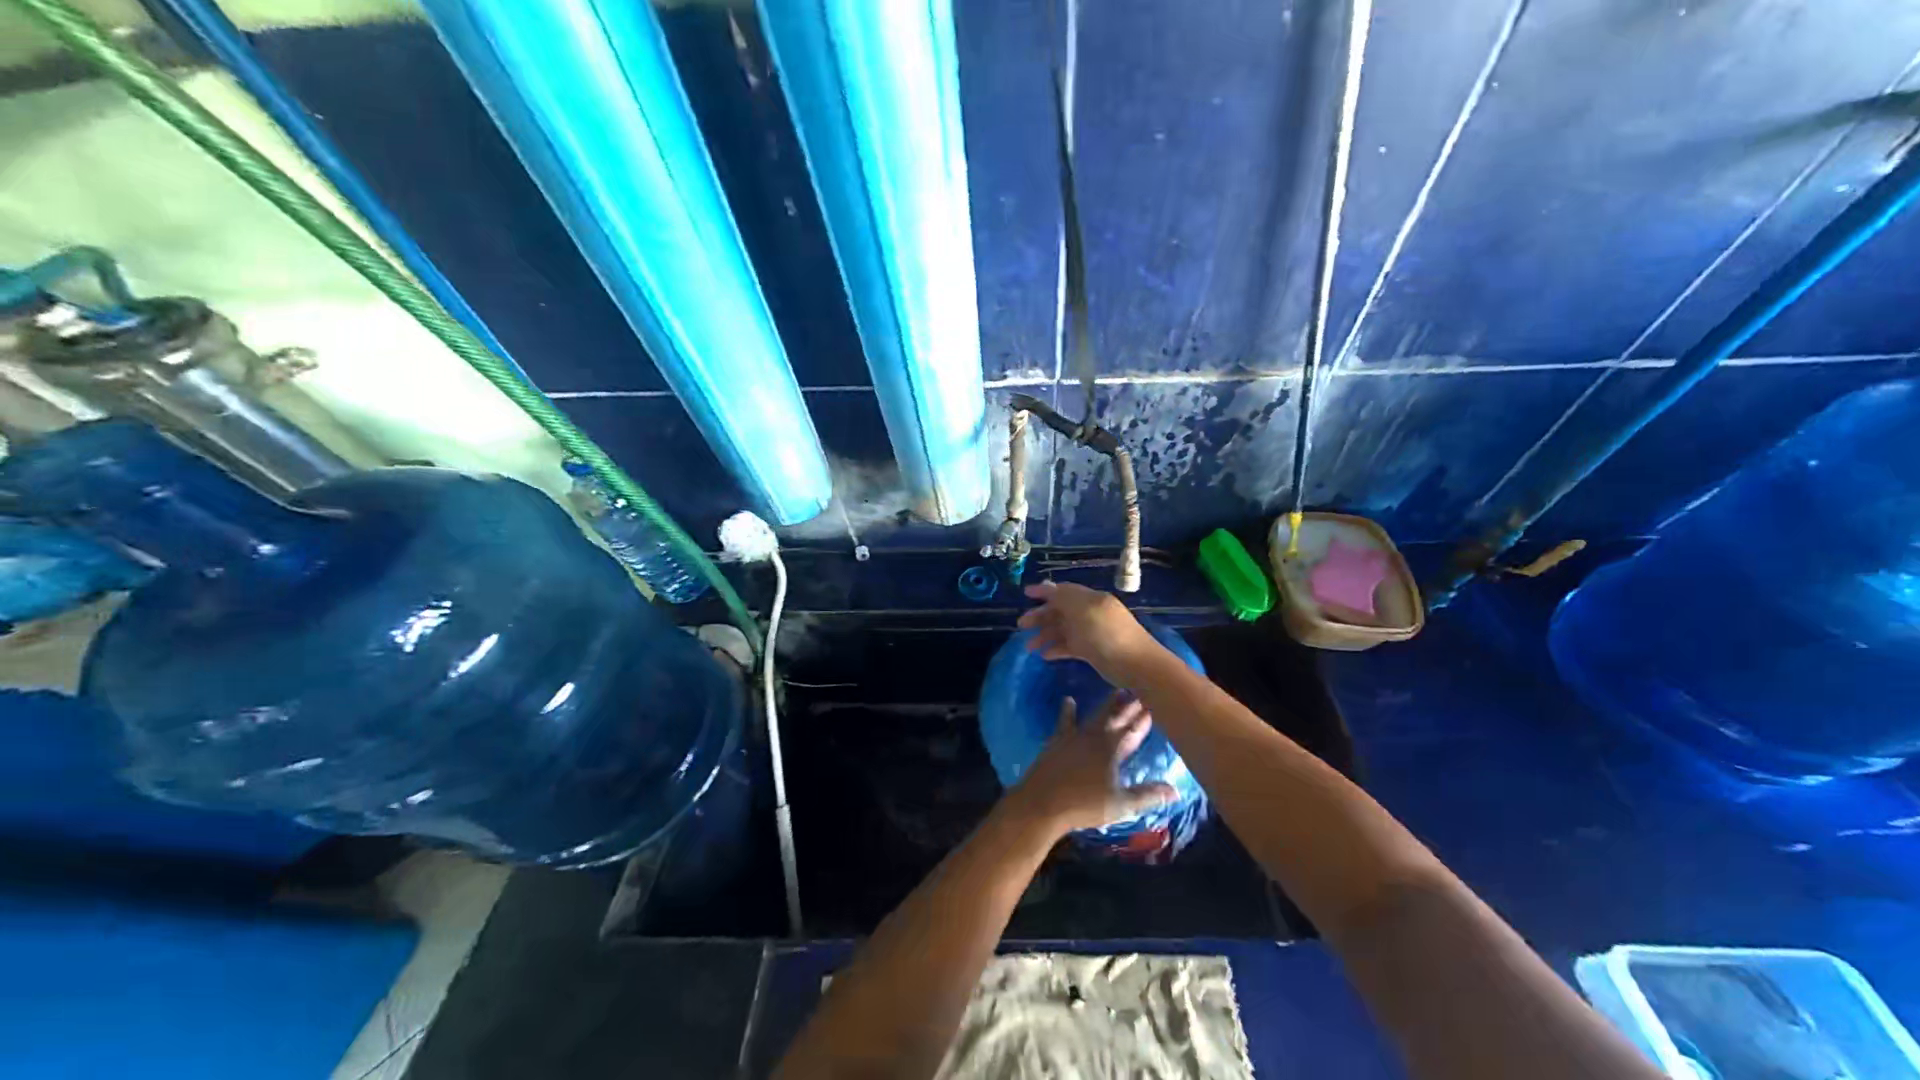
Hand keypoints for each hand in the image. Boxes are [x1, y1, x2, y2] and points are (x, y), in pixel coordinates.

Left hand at [1007, 694, 1176, 834]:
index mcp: (1112, 750)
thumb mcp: (1121, 804)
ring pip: (1094, 716)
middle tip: (1139, 693)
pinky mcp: (1056, 741)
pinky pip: (1065, 721)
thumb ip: (1148, 795)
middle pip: (1115, 719)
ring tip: (1116, 691)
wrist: (1042, 802)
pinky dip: (1068, 711)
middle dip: (1128, 708)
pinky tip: (1068, 700)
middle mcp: (1095, 738)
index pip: (1132, 732)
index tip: (1153, 707)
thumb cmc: (1084, 805)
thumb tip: (1176, 792)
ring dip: (1106, 705)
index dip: (1143, 721)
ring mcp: (1074, 737)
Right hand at [1017, 581, 1167, 684]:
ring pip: (1063, 630)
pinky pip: (1070, 646)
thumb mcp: (1083, 609)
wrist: (1135, 663)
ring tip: (1029, 647)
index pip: (1063, 590)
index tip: (1025, 594)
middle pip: (1060, 611)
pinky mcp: (1092, 652)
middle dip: (1040, 616)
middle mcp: (1089, 613)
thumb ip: (1063, 597)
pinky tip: (1045, 656)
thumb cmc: (1107, 633)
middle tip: (1021, 625)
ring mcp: (1091, 633)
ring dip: (1045, 635)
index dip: (1044, 591)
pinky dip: (1057, 649)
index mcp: (1090, 599)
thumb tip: (1049, 588)